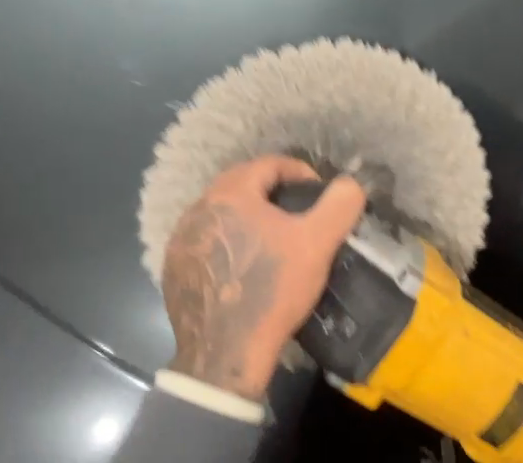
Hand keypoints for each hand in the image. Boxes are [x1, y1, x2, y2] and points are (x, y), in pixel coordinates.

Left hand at [160, 156, 366, 397]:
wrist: (224, 356)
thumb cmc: (272, 289)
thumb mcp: (319, 242)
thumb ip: (341, 203)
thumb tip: (350, 184)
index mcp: (229, 194)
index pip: (268, 164)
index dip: (299, 172)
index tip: (318, 194)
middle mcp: (196, 211)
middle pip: (242, 186)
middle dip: (273, 193)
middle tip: (298, 214)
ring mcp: (179, 244)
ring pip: (222, 215)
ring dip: (248, 218)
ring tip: (273, 240)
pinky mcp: (172, 273)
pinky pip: (206, 243)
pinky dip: (228, 244)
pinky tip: (245, 267)